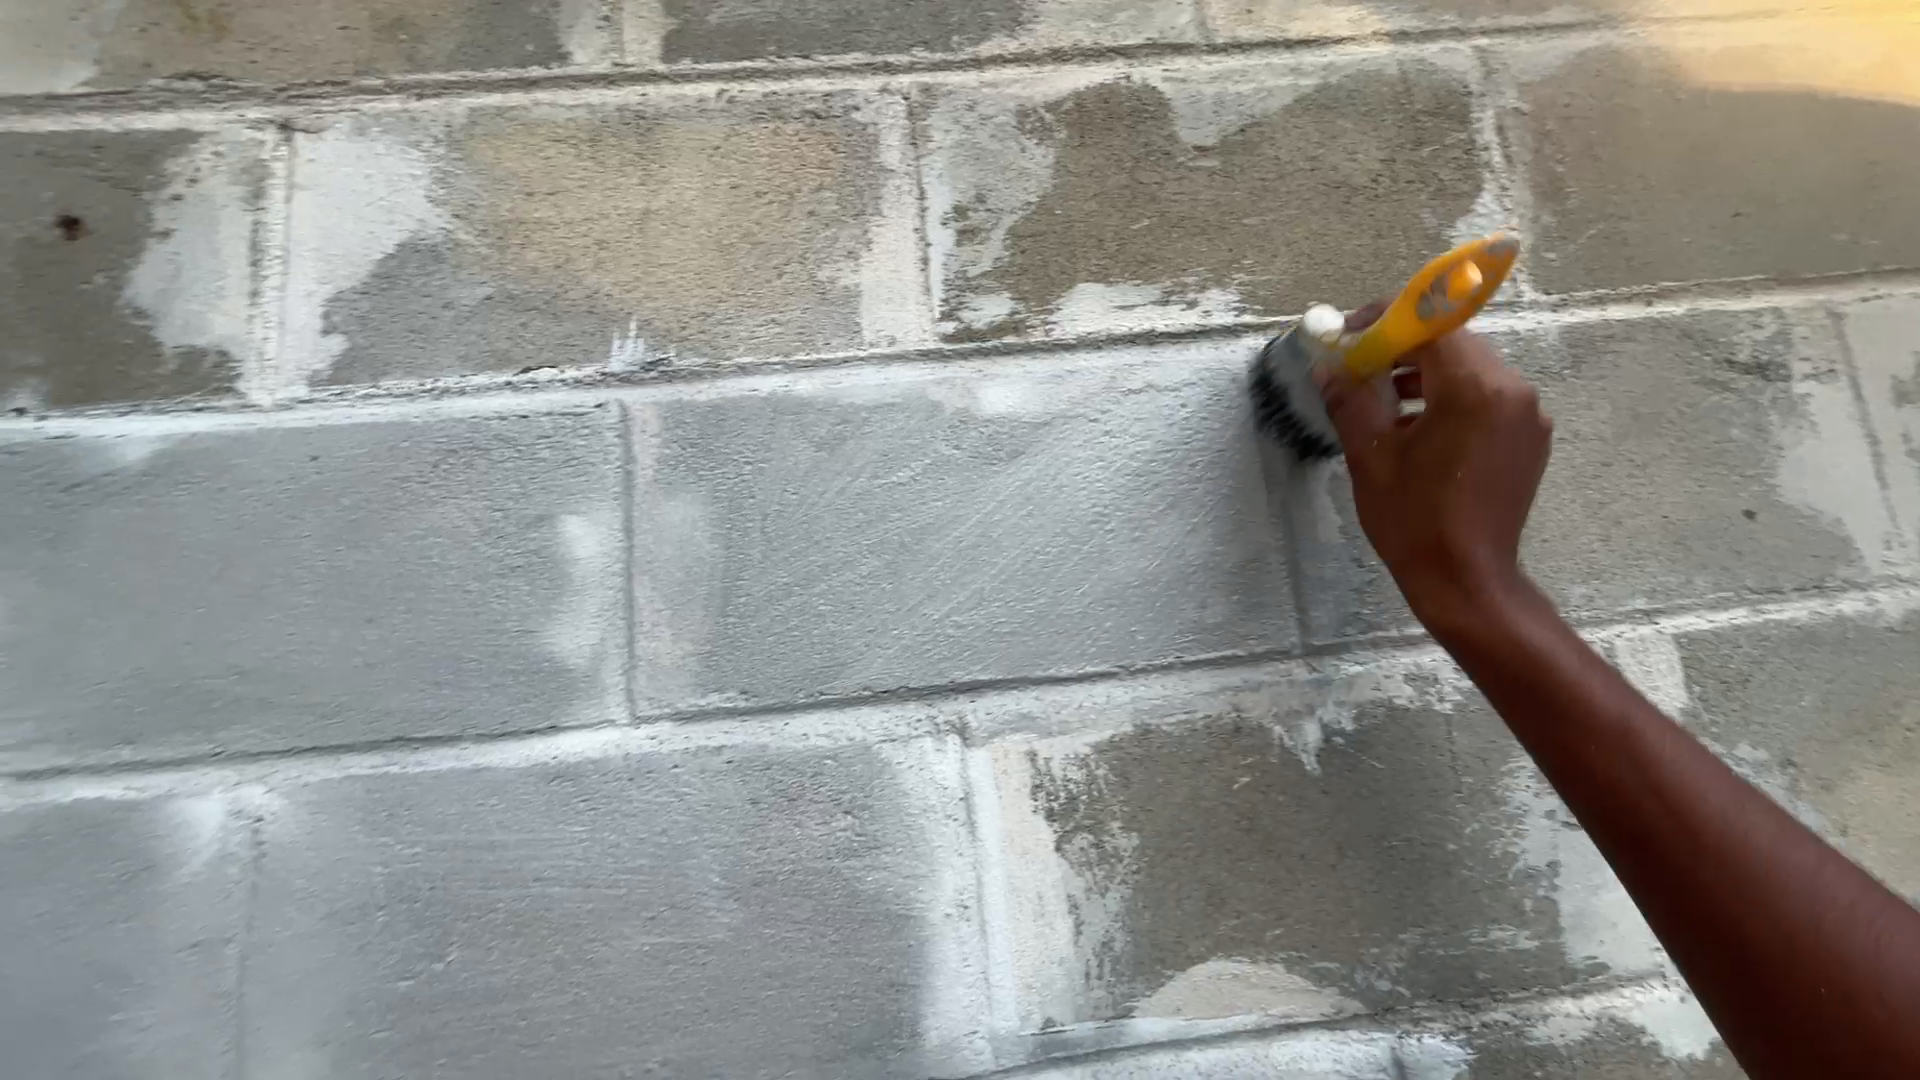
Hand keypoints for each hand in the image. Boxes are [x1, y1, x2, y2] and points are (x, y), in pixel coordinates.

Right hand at [1319, 320, 1552, 631]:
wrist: (1465, 578)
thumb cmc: (1412, 519)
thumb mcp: (1369, 457)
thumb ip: (1350, 402)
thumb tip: (1328, 369)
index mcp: (1475, 391)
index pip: (1433, 327)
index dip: (1387, 321)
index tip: (1349, 333)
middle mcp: (1513, 391)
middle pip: (1455, 345)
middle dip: (1404, 348)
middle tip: (1358, 365)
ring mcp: (1528, 415)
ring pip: (1471, 371)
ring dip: (1424, 374)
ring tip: (1379, 398)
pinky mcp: (1529, 438)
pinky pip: (1486, 398)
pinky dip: (1448, 398)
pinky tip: (1414, 427)